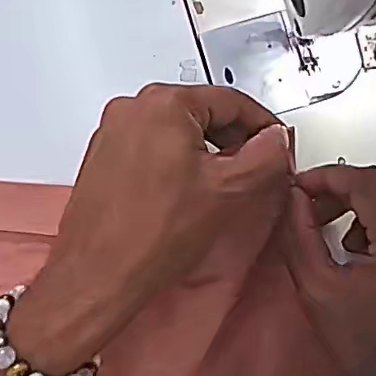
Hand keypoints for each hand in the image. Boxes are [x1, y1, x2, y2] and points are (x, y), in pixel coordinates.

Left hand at [7, 84, 291, 374]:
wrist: (100, 274)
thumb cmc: (149, 237)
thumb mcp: (228, 192)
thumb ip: (265, 156)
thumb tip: (275, 140)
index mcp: (163, 104)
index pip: (230, 101)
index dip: (263, 125)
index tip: (276, 143)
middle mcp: (131, 110)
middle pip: (201, 112)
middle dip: (233, 138)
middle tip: (254, 166)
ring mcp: (112, 134)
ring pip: (175, 131)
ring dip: (204, 153)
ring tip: (220, 186)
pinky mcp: (103, 158)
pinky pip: (151, 148)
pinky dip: (175, 164)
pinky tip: (185, 195)